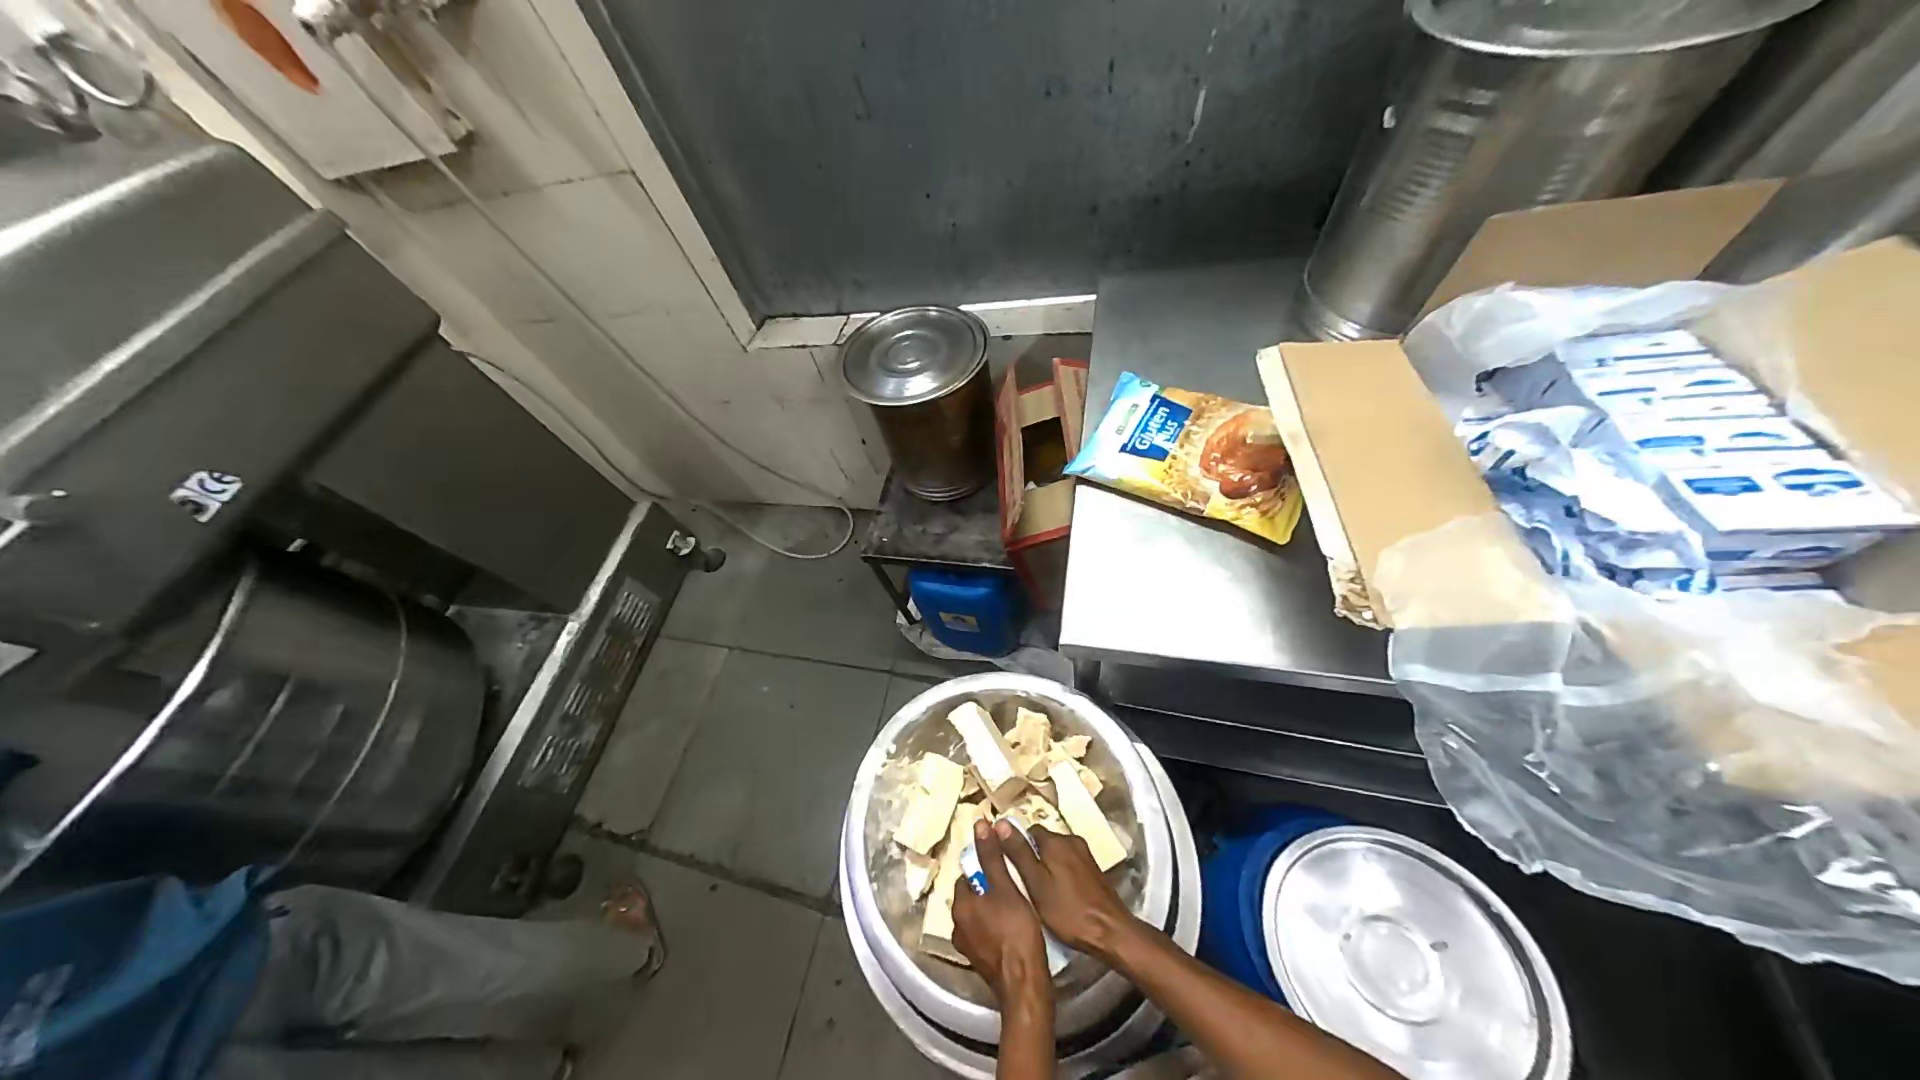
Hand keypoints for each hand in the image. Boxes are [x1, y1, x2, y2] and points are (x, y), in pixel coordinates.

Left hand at [951, 820, 1051, 1005]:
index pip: (967, 873)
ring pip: (978, 914)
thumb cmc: (1016, 930)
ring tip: (1015, 902)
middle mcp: (957, 925)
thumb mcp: (1006, 887)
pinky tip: (1012, 925)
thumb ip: (992, 856)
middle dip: (989, 886)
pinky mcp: (980, 961)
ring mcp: (967, 946)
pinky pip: (984, 932)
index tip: (1003, 862)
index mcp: (960, 904)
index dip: (985, 864)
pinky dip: (995, 925)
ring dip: (992, 906)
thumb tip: (980, 824)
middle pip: (972, 894)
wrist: (1024, 983)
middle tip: (1012, 882)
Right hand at [992, 819, 1136, 957]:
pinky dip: (1060, 874)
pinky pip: (1069, 864)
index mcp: (1055, 841)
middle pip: (1043, 841)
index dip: (1017, 846)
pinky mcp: (1093, 870)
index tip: (1010, 866)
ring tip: (1039, 892)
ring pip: (1056, 854)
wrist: (1111, 932)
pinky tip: (1058, 895)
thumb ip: (1018, 853)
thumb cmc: (1068, 911)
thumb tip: (1001, 823)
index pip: (1028, 830)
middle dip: (1032, 857)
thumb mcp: (1035, 884)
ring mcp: (1085, 855)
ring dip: (1047, 867)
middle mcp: (1071, 840)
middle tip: (1023, 883)